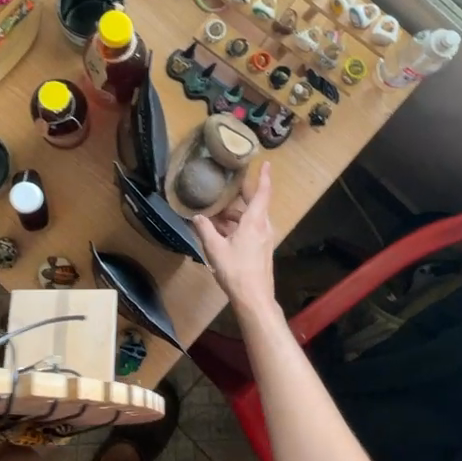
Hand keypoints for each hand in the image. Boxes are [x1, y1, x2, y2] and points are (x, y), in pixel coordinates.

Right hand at [194, 161, 276, 313]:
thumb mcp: (215, 248)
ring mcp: (264, 239)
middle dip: (242, 195)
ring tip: (216, 214)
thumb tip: (196, 216)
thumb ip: (205, 230)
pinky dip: (238, 225)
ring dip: (236, 214)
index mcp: (255, 222)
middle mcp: (263, 227)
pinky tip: (222, 231)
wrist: (254, 298)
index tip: (265, 163)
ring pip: (251, 218)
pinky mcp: (262, 249)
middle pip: (255, 204)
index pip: (262, 193)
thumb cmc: (236, 271)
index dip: (263, 177)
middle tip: (228, 186)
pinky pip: (251, 229)